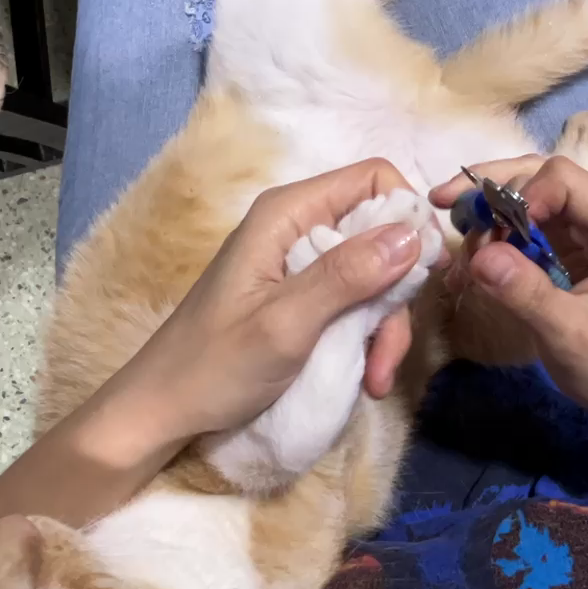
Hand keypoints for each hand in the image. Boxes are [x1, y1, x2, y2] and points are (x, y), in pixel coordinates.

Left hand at [120, 159, 425, 441]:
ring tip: (376, 377)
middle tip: (391, 346)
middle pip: (380, 231)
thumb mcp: (285, 323)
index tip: (423, 272)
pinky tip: (367, 377)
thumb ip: (347, 276)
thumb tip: (413, 235)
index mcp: (288, 213)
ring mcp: (302, 263)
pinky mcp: (305, 295)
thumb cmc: (216, 364)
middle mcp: (299, 226)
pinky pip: (356, 301)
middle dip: (397, 289)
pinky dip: (368, 336)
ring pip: (375, 273)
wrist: (165, 410)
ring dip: (385, 324)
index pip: (372, 179)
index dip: (406, 216)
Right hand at [429, 156, 587, 424]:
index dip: (519, 196)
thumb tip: (479, 254)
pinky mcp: (574, 235)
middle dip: (493, 194)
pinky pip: (528, 214)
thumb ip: (526, 293)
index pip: (564, 179)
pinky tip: (471, 250)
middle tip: (449, 215)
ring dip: (489, 208)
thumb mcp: (566, 336)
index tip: (490, 237)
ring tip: (458, 237)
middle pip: (542, 174)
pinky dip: (496, 227)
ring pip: (529, 188)